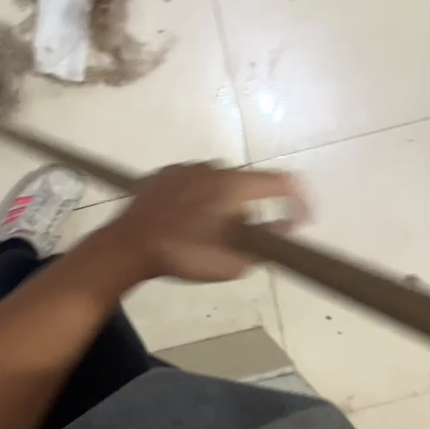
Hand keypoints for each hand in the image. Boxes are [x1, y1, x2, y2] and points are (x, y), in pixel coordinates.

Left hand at [82, 162, 307, 283]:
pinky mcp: (162, 174)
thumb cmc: (184, 254)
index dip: (299, 200)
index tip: (301, 219)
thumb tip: (286, 227)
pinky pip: (191, 184)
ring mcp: (184, 168)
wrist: (128, 245)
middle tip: (240, 238)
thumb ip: (265, 241)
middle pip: (246, 185)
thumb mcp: (233, 260)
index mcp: (234, 184)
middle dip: (250, 208)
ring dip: (221, 203)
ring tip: (205, 234)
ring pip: (217, 184)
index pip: (283, 182)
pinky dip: (196, 199)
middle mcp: (213, 168)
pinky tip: (183, 222)